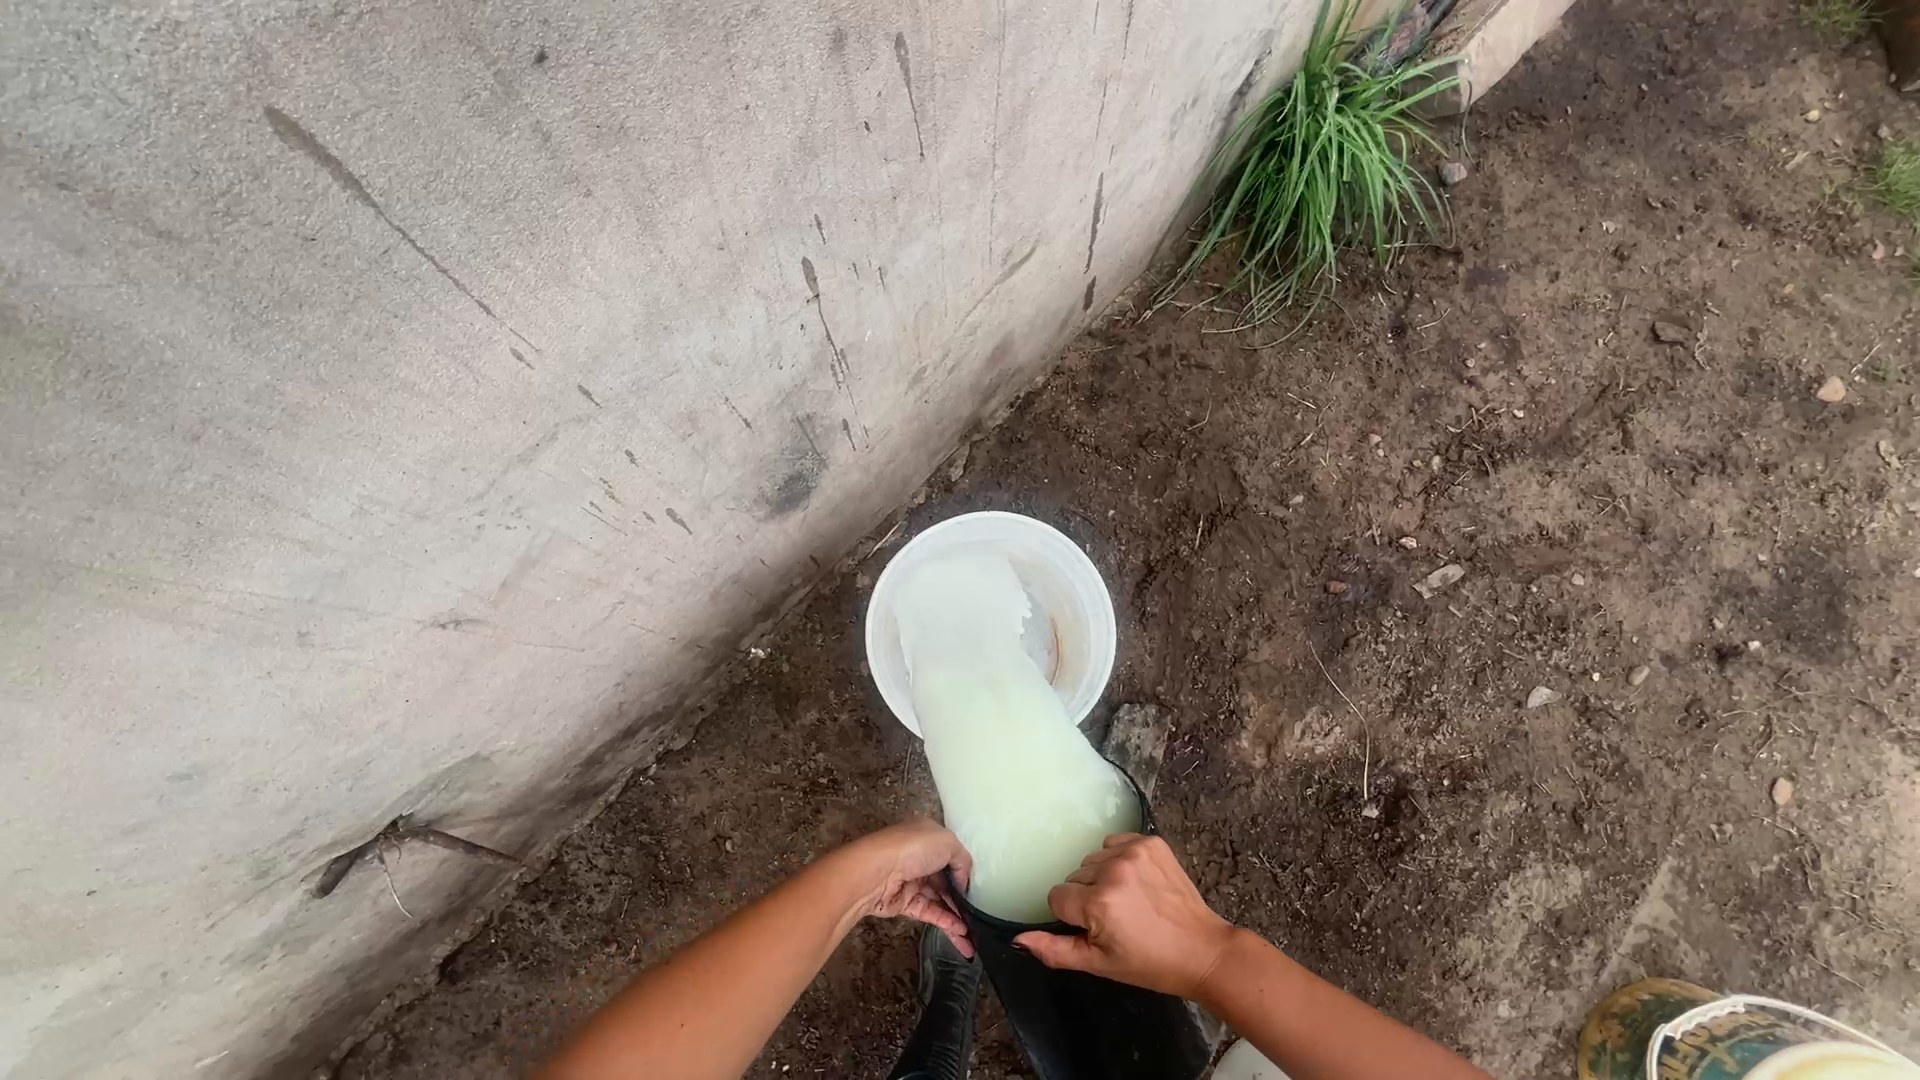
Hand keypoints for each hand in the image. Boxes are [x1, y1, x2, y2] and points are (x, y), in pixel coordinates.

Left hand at [841, 819, 974, 957]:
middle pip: (946, 880)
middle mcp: (920, 858)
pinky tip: (961, 933)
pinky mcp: (905, 903)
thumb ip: (962, 860)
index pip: (952, 854)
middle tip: (980, 918)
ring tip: (975, 936)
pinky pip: (930, 912)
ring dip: (957, 916)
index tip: (978, 888)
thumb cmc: (913, 849)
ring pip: (940, 900)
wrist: (876, 871)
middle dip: (963, 898)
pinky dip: (946, 922)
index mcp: (929, 837)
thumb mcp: (947, 842)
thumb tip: (963, 882)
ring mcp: (912, 881)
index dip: (964, 871)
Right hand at [1012, 834, 1236, 996]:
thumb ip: (1055, 950)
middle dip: (1087, 896)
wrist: (1202, 950)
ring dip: (1102, 876)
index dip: (1073, 916)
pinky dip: (1119, 858)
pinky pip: (1115, 842)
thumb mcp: (1099, 964)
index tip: (1096, 928)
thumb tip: (1018, 940)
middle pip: (1075, 876)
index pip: (1057, 897)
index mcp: (1098, 903)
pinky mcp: (1150, 842)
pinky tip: (1137, 881)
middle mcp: (1113, 870)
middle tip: (1116, 918)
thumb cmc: (1150, 963)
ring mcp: (1134, 852)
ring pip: (1093, 859)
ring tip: (1128, 900)